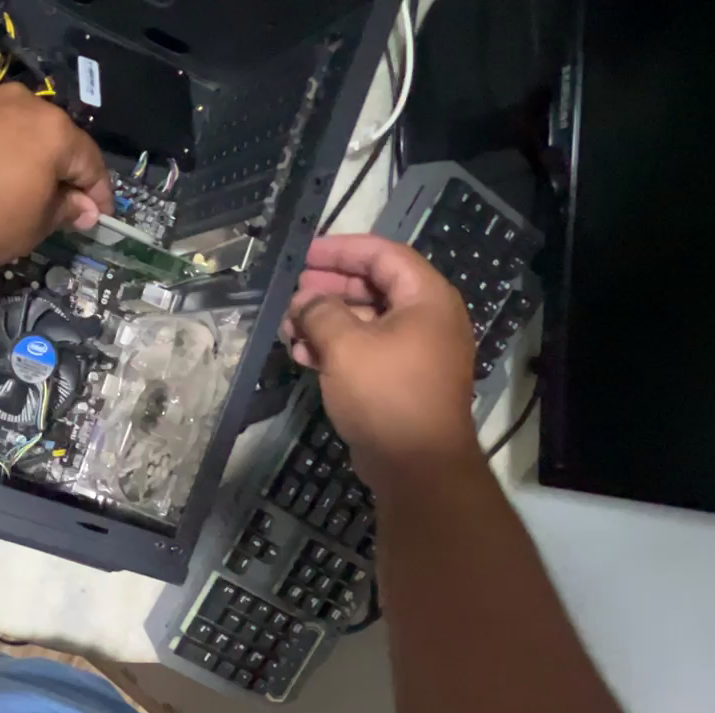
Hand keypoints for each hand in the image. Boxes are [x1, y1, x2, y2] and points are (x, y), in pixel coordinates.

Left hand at [0, 84, 111, 275]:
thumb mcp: (36, 226)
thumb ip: (66, 210)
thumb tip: (85, 209)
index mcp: (53, 128)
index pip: (89, 161)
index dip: (99, 193)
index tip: (100, 217)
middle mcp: (22, 103)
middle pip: (55, 139)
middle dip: (64, 173)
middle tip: (65, 206)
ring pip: (20, 132)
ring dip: (30, 160)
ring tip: (28, 192)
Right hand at [281, 234, 481, 489]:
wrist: (415, 459)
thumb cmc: (385, 392)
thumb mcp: (346, 346)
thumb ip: (320, 314)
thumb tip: (304, 301)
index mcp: (425, 297)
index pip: (382, 255)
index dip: (341, 250)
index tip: (303, 254)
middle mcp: (425, 317)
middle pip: (373, 287)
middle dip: (329, 288)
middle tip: (292, 293)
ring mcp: (414, 350)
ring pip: (365, 321)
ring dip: (325, 321)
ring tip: (288, 328)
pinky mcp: (399, 379)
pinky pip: (364, 350)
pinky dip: (335, 348)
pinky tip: (303, 355)